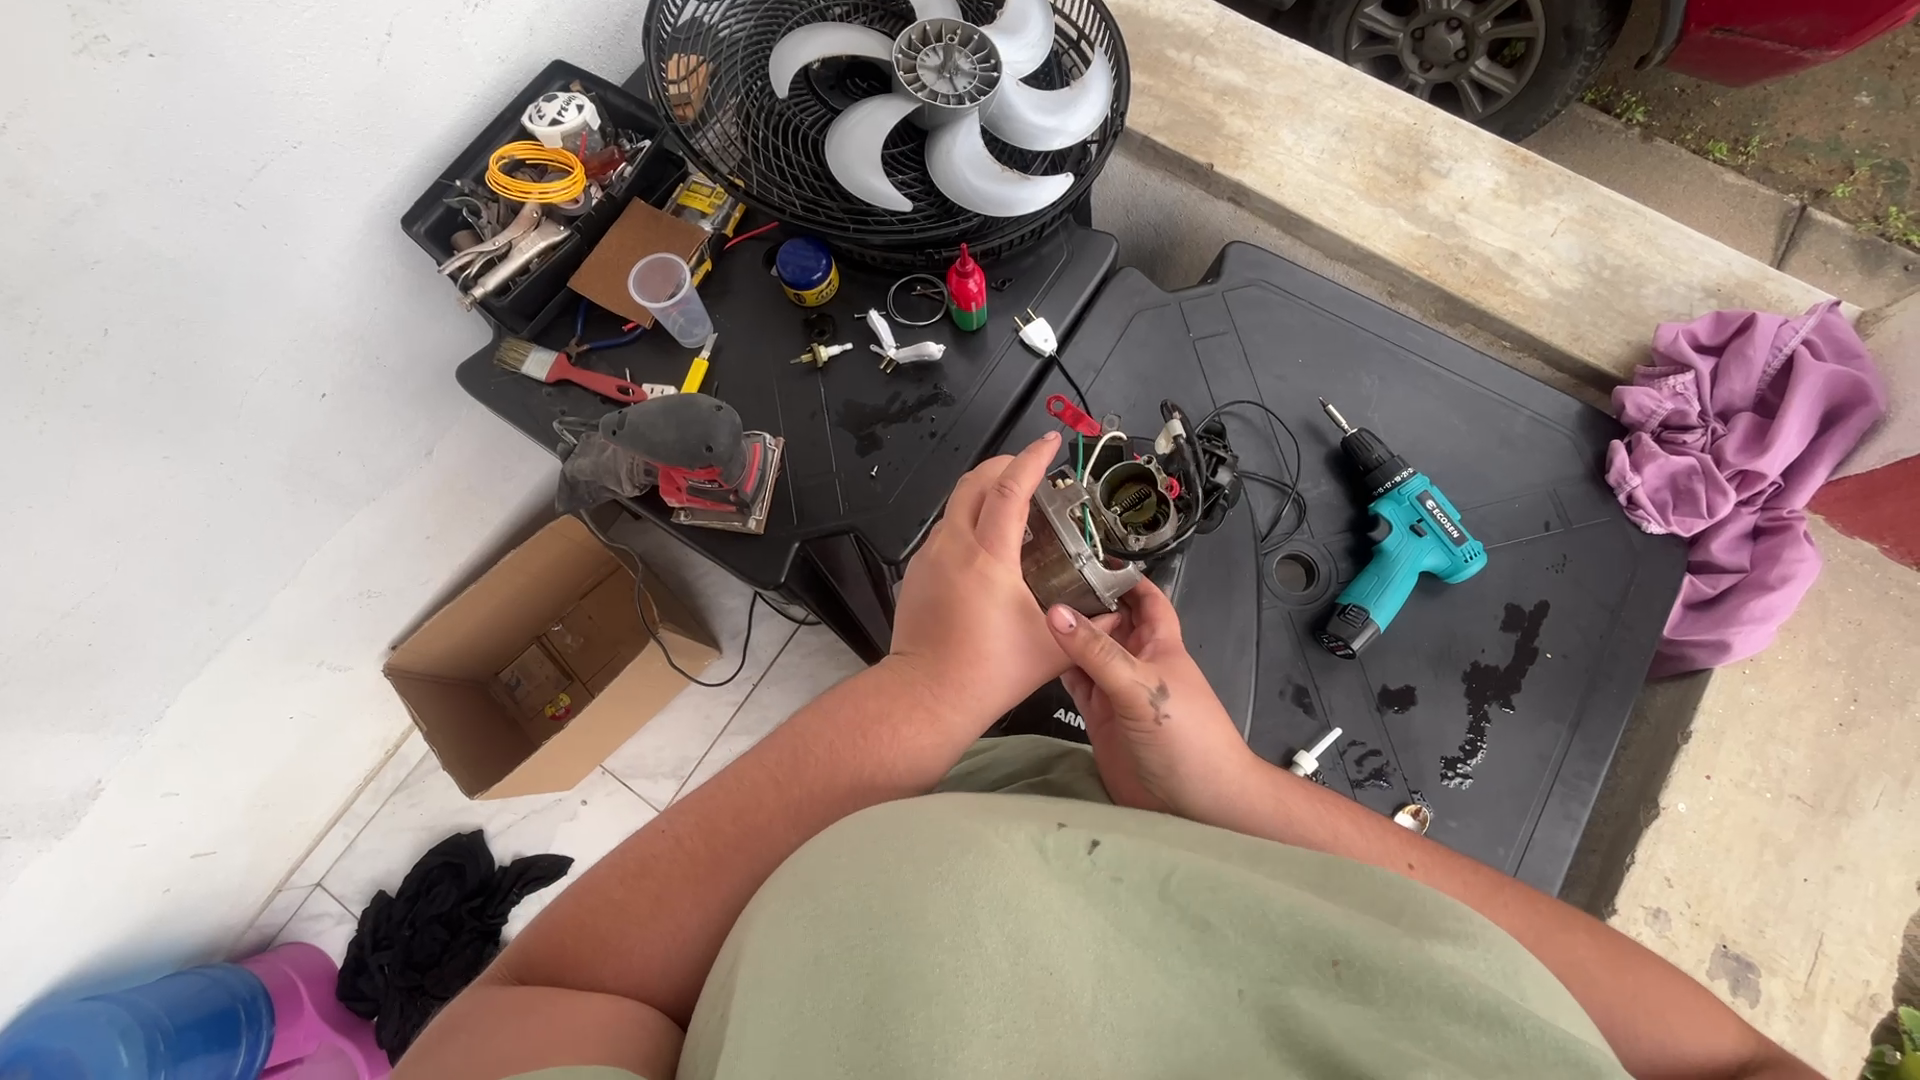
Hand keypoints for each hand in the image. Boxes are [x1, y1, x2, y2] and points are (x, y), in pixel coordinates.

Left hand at [889, 432, 1111, 731]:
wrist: (926, 697)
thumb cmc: (988, 672)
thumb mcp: (1051, 649)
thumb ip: (1092, 628)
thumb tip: (1119, 615)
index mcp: (988, 557)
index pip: (1010, 489)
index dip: (1032, 459)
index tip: (1050, 442)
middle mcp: (953, 547)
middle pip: (973, 482)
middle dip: (1003, 464)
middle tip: (1030, 467)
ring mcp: (928, 559)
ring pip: (954, 506)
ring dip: (982, 493)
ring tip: (1012, 506)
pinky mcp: (915, 576)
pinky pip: (942, 533)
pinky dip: (966, 523)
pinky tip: (985, 547)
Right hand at [1046, 581, 1262, 817]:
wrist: (1196, 804)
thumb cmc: (1187, 738)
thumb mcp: (1141, 686)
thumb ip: (1097, 652)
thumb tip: (1055, 612)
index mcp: (1159, 643)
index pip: (1143, 597)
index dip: (1122, 575)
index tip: (1085, 555)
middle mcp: (1135, 661)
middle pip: (1106, 620)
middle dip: (1081, 601)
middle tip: (1039, 579)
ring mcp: (1115, 689)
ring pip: (1085, 651)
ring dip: (1064, 634)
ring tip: (1026, 608)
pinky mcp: (1098, 716)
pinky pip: (1075, 683)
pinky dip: (1055, 669)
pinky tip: (1032, 654)